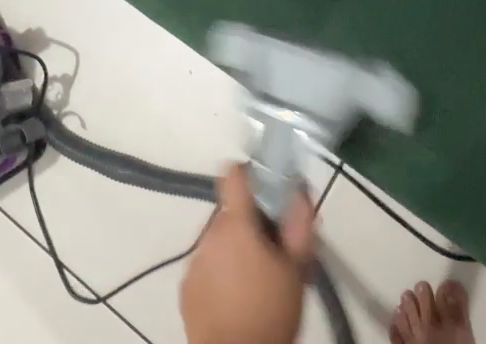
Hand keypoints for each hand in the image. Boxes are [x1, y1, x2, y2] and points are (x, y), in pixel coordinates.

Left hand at [181, 164, 316, 343]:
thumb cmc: (271, 312)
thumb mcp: (298, 269)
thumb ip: (300, 223)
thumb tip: (299, 189)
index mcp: (237, 225)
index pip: (233, 175)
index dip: (247, 173)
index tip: (264, 186)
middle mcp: (210, 235)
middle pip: (230, 215)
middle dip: (250, 226)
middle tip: (272, 252)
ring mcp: (194, 262)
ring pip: (218, 242)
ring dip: (234, 250)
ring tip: (255, 280)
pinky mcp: (185, 288)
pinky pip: (206, 267)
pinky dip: (219, 273)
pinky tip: (236, 297)